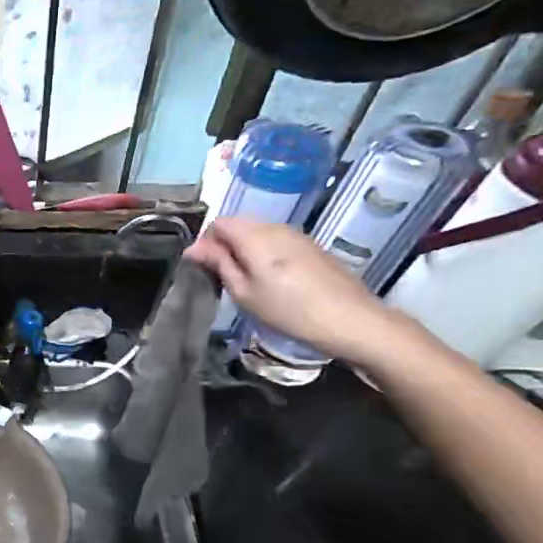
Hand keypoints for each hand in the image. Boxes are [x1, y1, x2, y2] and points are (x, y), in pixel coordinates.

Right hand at [184, 217, 406, 363]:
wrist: (349, 319)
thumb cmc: (286, 309)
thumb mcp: (242, 290)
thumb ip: (218, 263)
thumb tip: (193, 247)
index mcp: (255, 237)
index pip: (218, 223)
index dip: (207, 242)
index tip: (206, 267)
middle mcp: (276, 228)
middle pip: (239, 224)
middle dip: (225, 244)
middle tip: (224, 275)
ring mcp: (298, 235)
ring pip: (258, 232)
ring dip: (245, 248)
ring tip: (246, 279)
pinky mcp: (312, 246)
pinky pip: (277, 240)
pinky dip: (265, 252)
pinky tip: (271, 278)